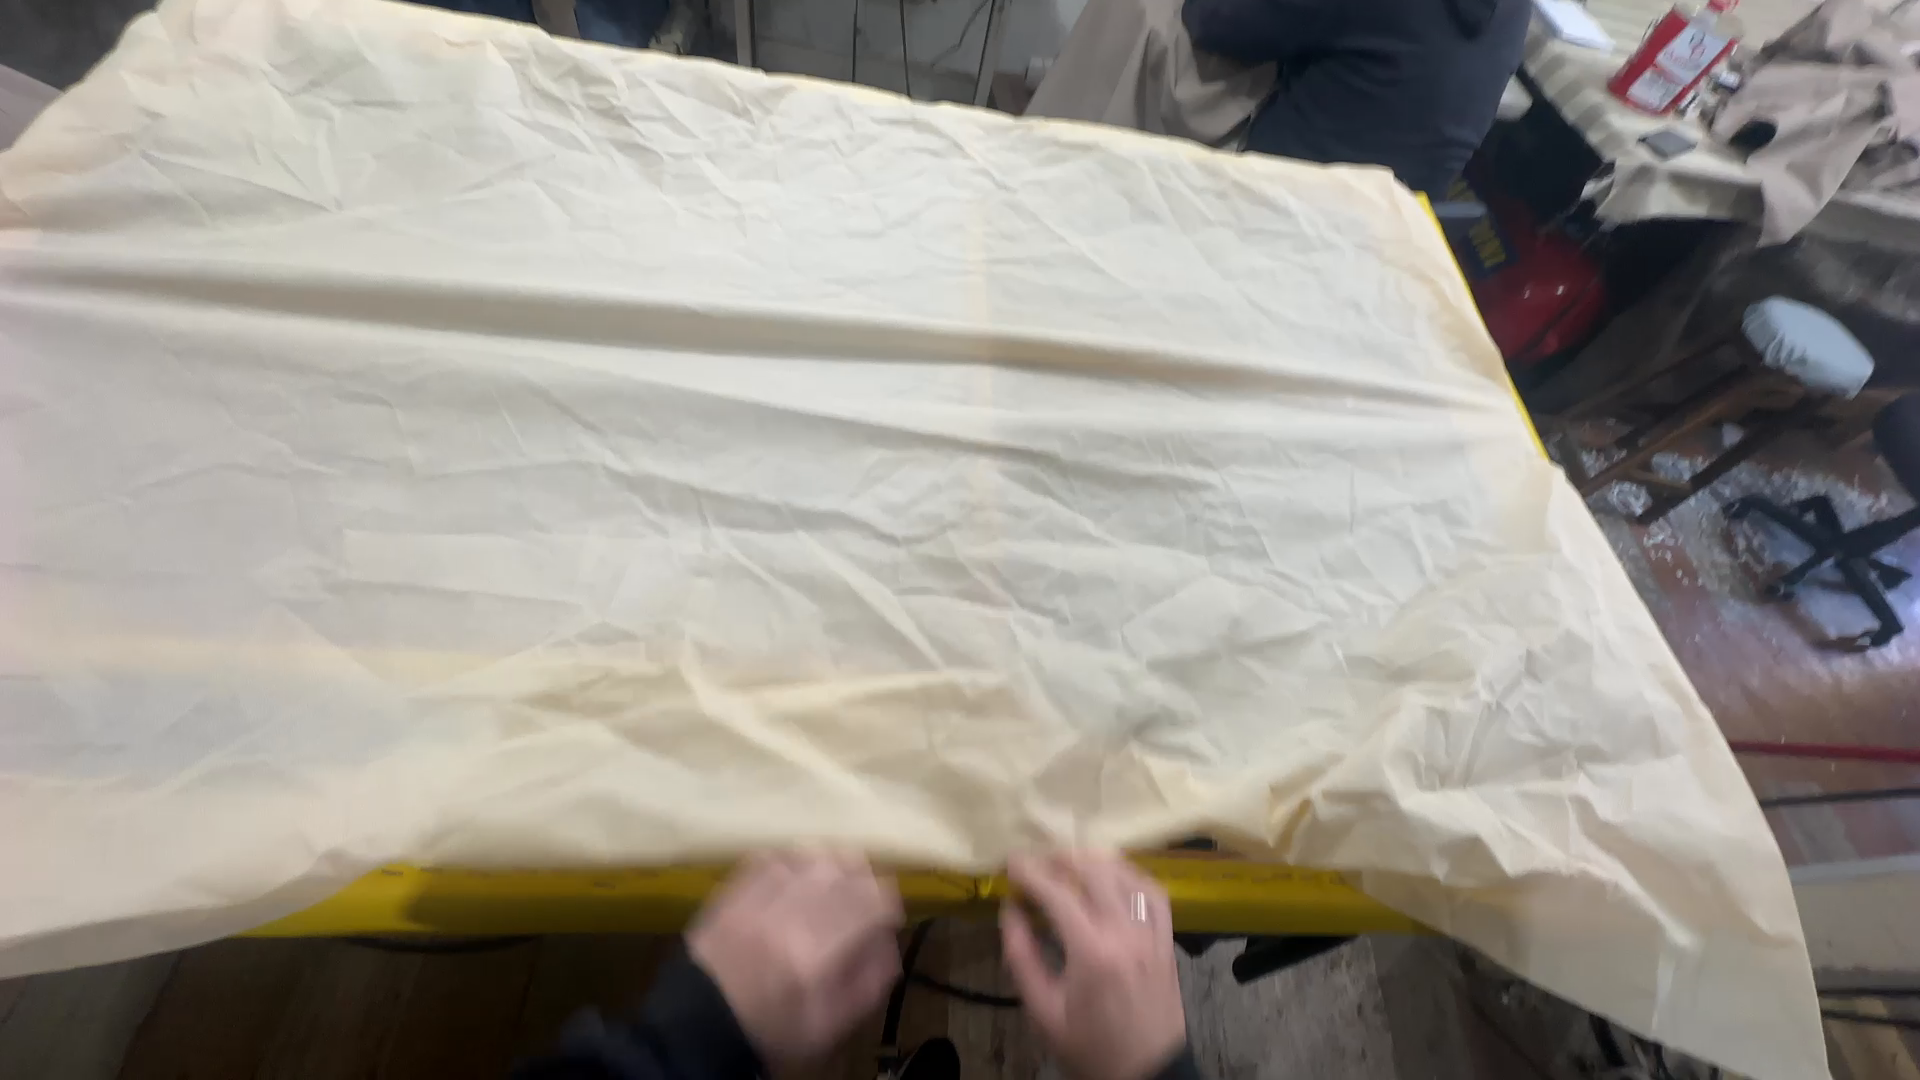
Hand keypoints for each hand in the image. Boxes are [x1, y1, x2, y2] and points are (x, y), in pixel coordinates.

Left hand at [689, 851, 904, 1066]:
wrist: (698, 1023)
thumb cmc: (771, 1027)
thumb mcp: (828, 1024)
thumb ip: (868, 982)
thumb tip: (889, 942)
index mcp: (819, 949)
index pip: (873, 899)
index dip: (888, 903)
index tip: (886, 915)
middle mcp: (793, 909)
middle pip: (848, 866)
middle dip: (864, 880)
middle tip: (862, 898)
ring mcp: (762, 891)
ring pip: (816, 853)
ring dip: (832, 866)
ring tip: (832, 885)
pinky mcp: (738, 883)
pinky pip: (780, 853)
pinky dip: (796, 861)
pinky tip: (797, 879)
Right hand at [1000, 852, 1185, 1079]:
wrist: (1147, 1077)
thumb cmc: (1089, 1047)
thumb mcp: (1042, 1012)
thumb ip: (1022, 958)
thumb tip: (1010, 910)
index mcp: (1092, 952)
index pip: (1057, 893)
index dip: (1031, 872)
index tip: (1012, 860)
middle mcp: (1125, 933)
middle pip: (1093, 871)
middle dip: (1061, 858)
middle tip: (1039, 861)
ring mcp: (1150, 934)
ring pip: (1125, 874)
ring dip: (1095, 860)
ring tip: (1071, 861)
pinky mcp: (1166, 940)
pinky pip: (1153, 893)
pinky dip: (1131, 875)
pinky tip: (1114, 875)